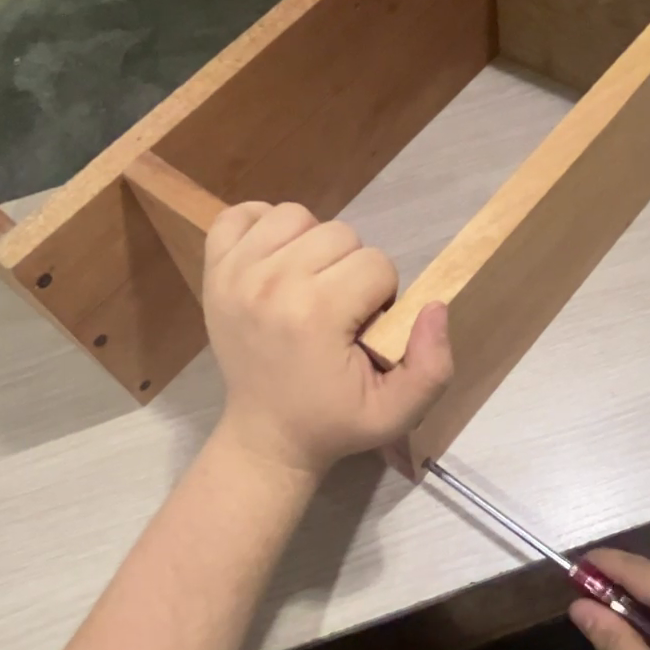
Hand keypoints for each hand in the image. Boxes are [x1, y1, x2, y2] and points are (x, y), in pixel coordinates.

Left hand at [203, 202, 452, 475]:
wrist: (267, 435)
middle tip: (339, 311)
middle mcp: (272, 283)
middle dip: (351, 269)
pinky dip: (262, 228)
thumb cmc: (334, 422)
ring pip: (296, 216)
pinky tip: (275, 260)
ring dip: (312, 245)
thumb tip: (435, 306)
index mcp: (316, 314)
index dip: (382, 295)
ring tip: (310, 284)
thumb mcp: (397, 413)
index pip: (377, 264)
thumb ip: (432, 366)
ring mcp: (236, 273)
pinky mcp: (214, 270)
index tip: (363, 328)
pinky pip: (240, 214)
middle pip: (340, 233)